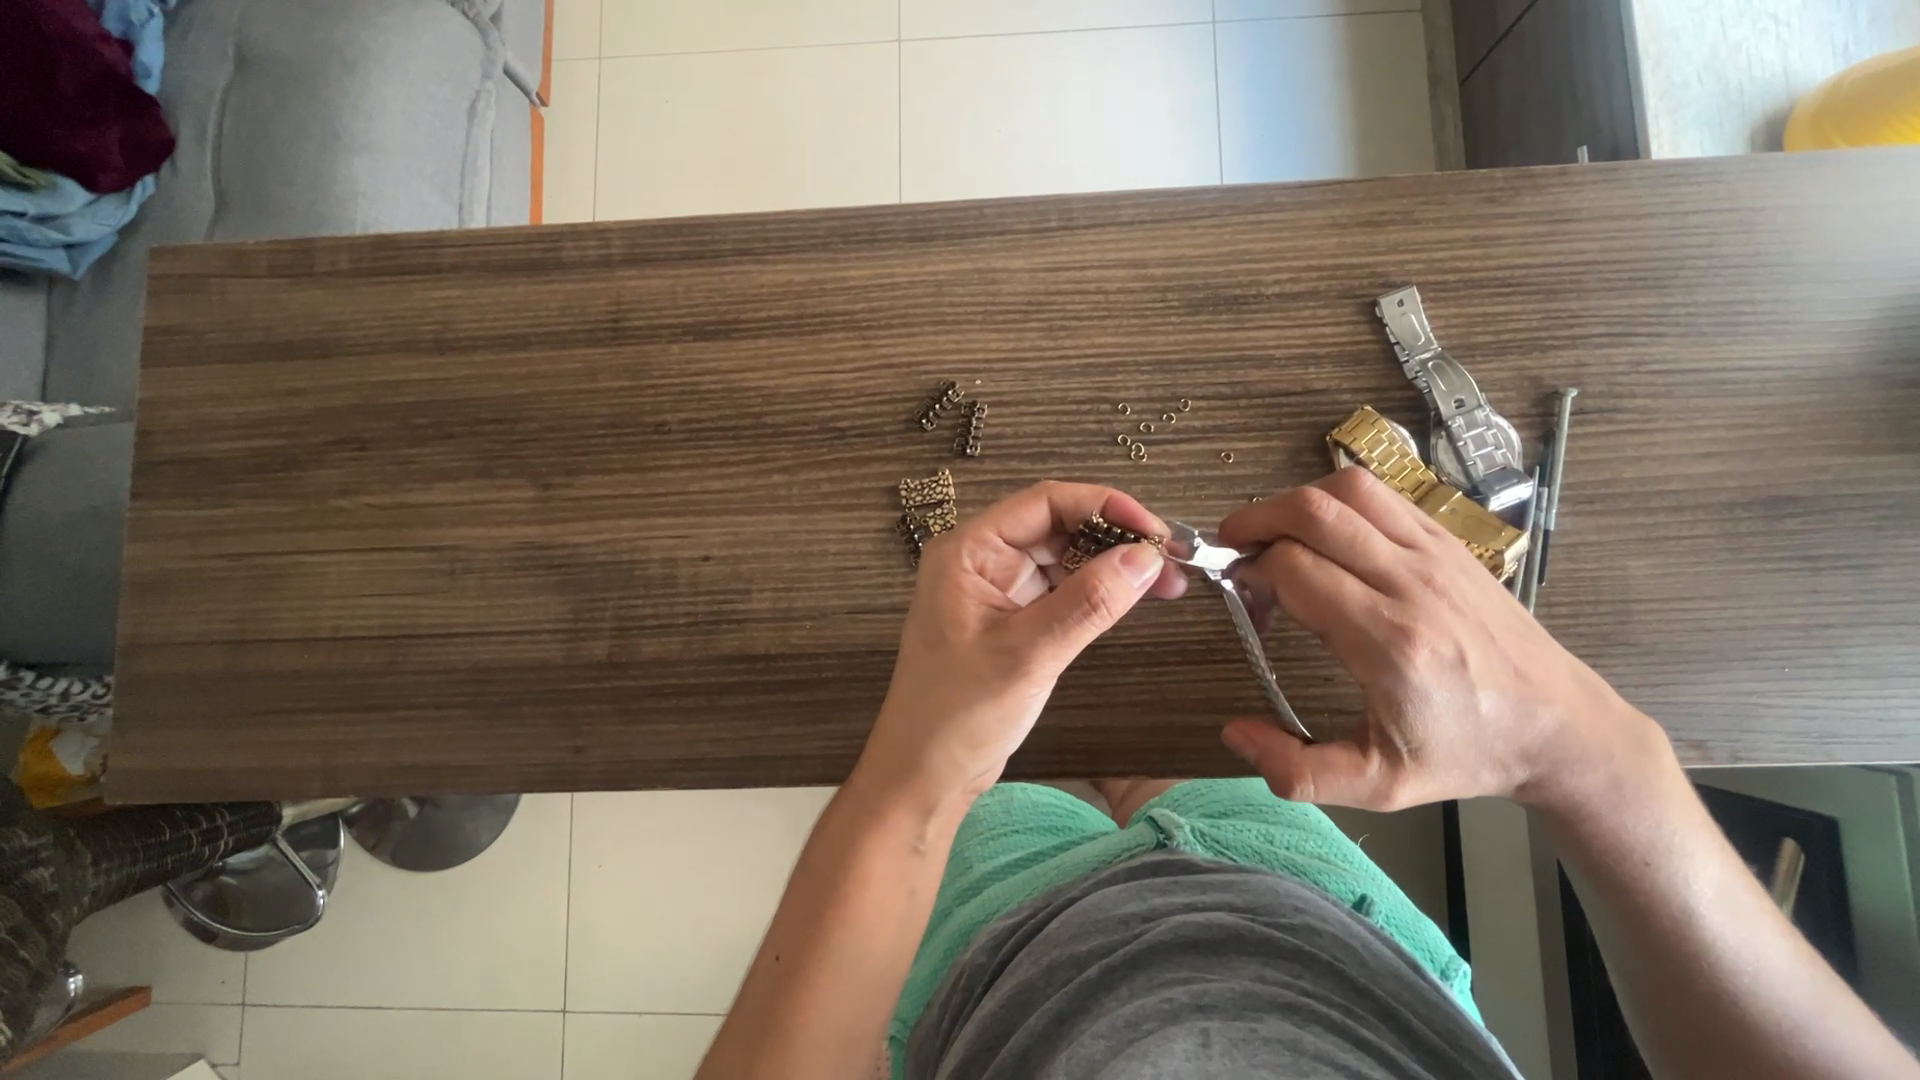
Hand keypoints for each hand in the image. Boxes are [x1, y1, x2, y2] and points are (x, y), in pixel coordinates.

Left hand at [859, 481, 1186, 804]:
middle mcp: (981, 561)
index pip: (1044, 502)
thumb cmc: (958, 714)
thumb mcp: (1028, 654)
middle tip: (1173, 559)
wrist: (925, 775)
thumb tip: (1147, 558)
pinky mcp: (1012, 621)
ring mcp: (997, 591)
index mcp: (969, 551)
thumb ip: (1089, 602)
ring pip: (1064, 559)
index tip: (1155, 530)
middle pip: (1058, 526)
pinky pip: (1061, 591)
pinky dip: (1097, 592)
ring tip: (1167, 581)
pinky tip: (1132, 599)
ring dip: (1112, 565)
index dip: (1104, 506)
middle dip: (1116, 537)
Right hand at [1215, 467, 1666, 812]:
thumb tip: (1235, 732)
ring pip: (1347, 488)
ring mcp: (1436, 554)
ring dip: (1294, 502)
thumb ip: (1295, 771)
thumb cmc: (1465, 754)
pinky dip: (1336, 500)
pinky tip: (1325, 534)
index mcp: (1388, 640)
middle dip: (1255, 522)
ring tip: (1273, 534)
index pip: (1293, 568)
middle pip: (1312, 513)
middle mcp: (1411, 583)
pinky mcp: (1450, 543)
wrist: (1561, 729)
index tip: (1242, 599)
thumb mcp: (1377, 786)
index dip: (1249, 573)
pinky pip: (1381, 495)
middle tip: (1234, 552)